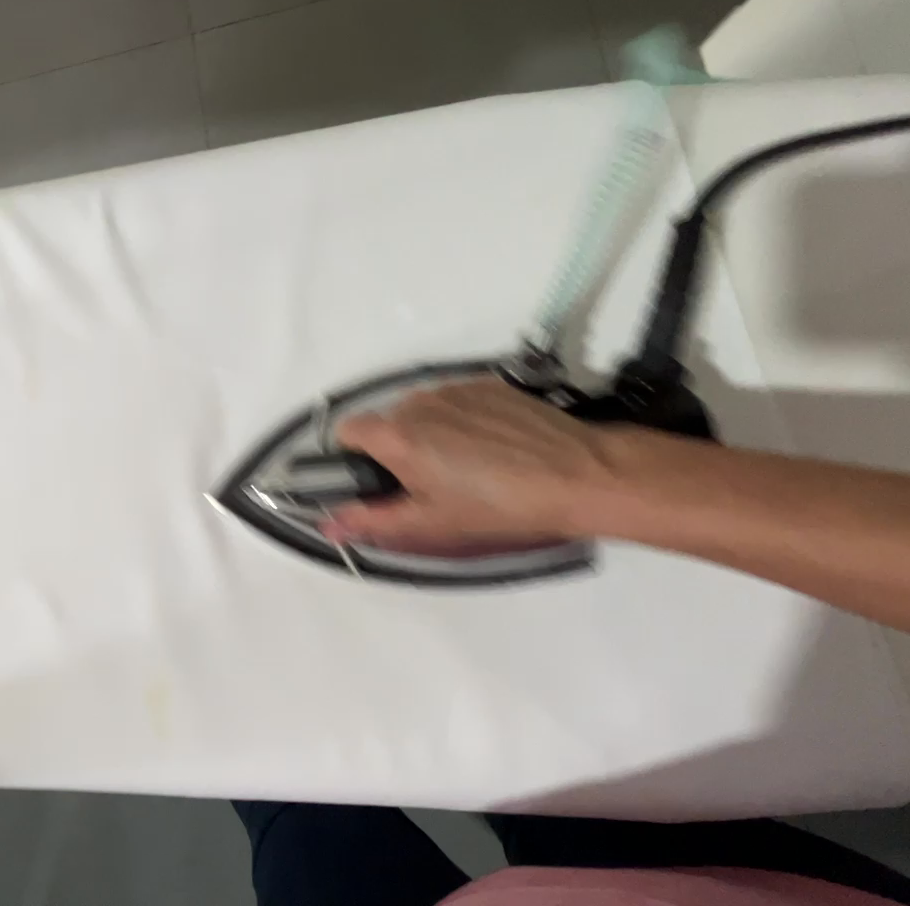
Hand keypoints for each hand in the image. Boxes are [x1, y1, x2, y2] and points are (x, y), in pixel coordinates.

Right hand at [321, 379, 617, 550]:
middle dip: (398, 449)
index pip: (346, 431)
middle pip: (386, 422)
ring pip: (422, 412)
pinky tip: (495, 446)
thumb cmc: (498, 506)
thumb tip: (328, 525)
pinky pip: (455, 401)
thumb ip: (372, 521)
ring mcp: (453, 388)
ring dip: (431, 433)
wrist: (582, 474)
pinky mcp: (486, 383)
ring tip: (471, 465)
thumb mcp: (432, 523)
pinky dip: (462, 420)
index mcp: (395, 435)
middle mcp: (415, 402)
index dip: (354, 457)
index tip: (381, 482)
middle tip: (432, 484)